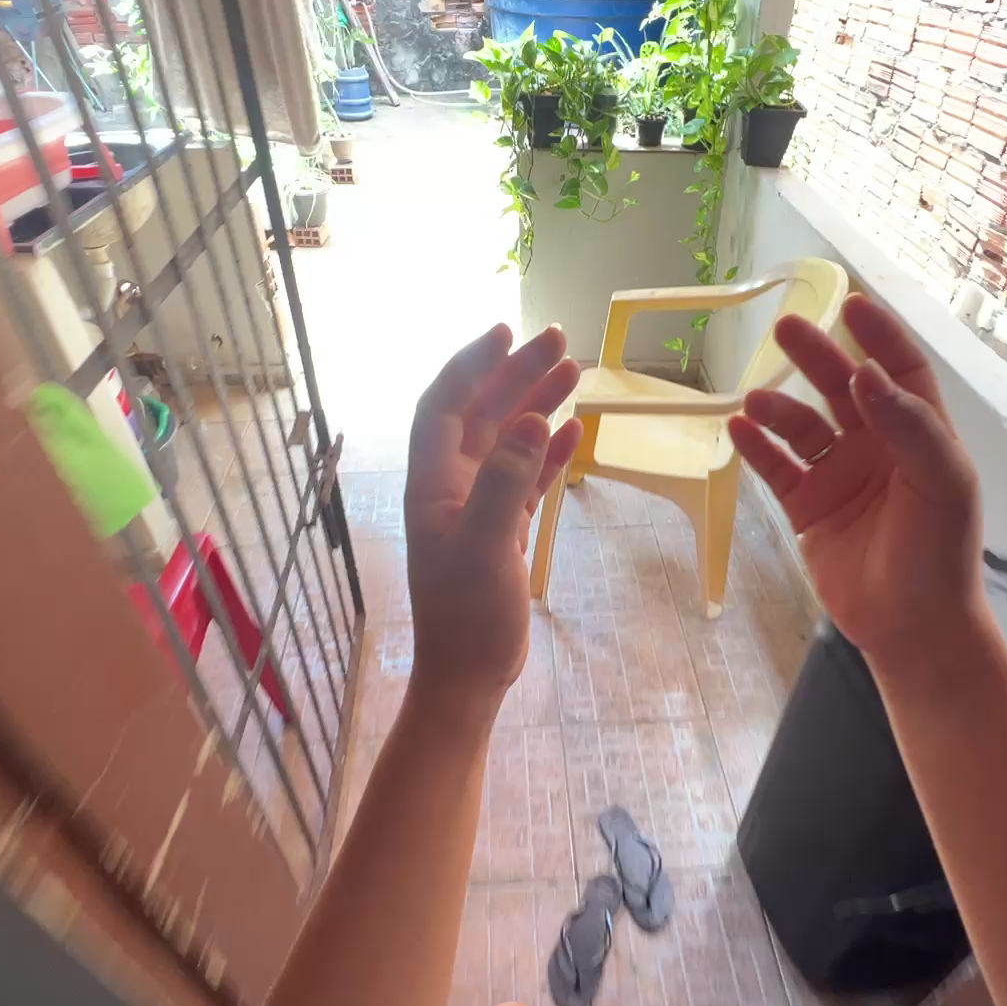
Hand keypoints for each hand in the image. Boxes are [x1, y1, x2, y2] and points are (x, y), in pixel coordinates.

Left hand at [406, 324, 581, 729]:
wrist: (469, 672)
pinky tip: (572, 431)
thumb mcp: (484, 544)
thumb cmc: (467, 614)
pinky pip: (525, 477)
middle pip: (482, 415)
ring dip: (535, 406)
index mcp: (432, 482)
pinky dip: (546, 452)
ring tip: (574, 372)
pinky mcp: (501, 528)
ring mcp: (477, 506)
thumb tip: (530, 419)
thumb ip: (505, 481)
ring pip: (507, 442)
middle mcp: (451, 485)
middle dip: (516, 376)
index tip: (506, 333)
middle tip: (559, 343)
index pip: (445, 406)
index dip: (471, 366)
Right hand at [726, 296, 984, 664]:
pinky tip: (738, 428)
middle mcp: (876, 448)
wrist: (908, 624)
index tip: (852, 304)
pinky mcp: (806, 507)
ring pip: (802, 427)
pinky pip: (777, 468)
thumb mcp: (941, 484)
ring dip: (778, 408)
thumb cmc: (937, 553)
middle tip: (785, 328)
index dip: (879, 337)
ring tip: (754, 398)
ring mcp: (838, 477)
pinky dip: (757, 448)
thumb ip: (909, 426)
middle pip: (842, 389)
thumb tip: (866, 373)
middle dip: (817, 356)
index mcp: (918, 437)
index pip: (899, 372)